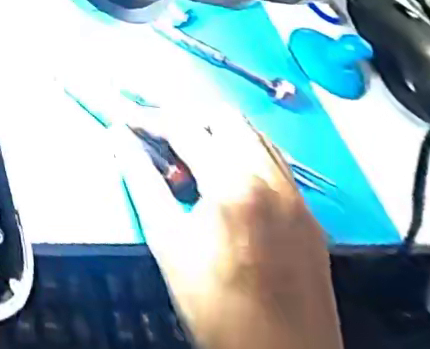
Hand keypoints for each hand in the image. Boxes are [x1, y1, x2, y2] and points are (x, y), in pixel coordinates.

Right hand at [109, 103, 341, 348]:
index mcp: (236, 185)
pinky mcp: (310, 220)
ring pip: (253, 135)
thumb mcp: (166, 240)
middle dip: (184, 118)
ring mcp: (298, 201)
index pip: (183, 126)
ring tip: (185, 157)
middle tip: (154, 135)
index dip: (147, 118)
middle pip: (222, 118)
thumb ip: (140, 179)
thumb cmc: (219, 311)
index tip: (124, 121)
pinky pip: (274, 163)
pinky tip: (220, 180)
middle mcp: (273, 182)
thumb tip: (120, 140)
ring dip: (215, 133)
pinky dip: (242, 155)